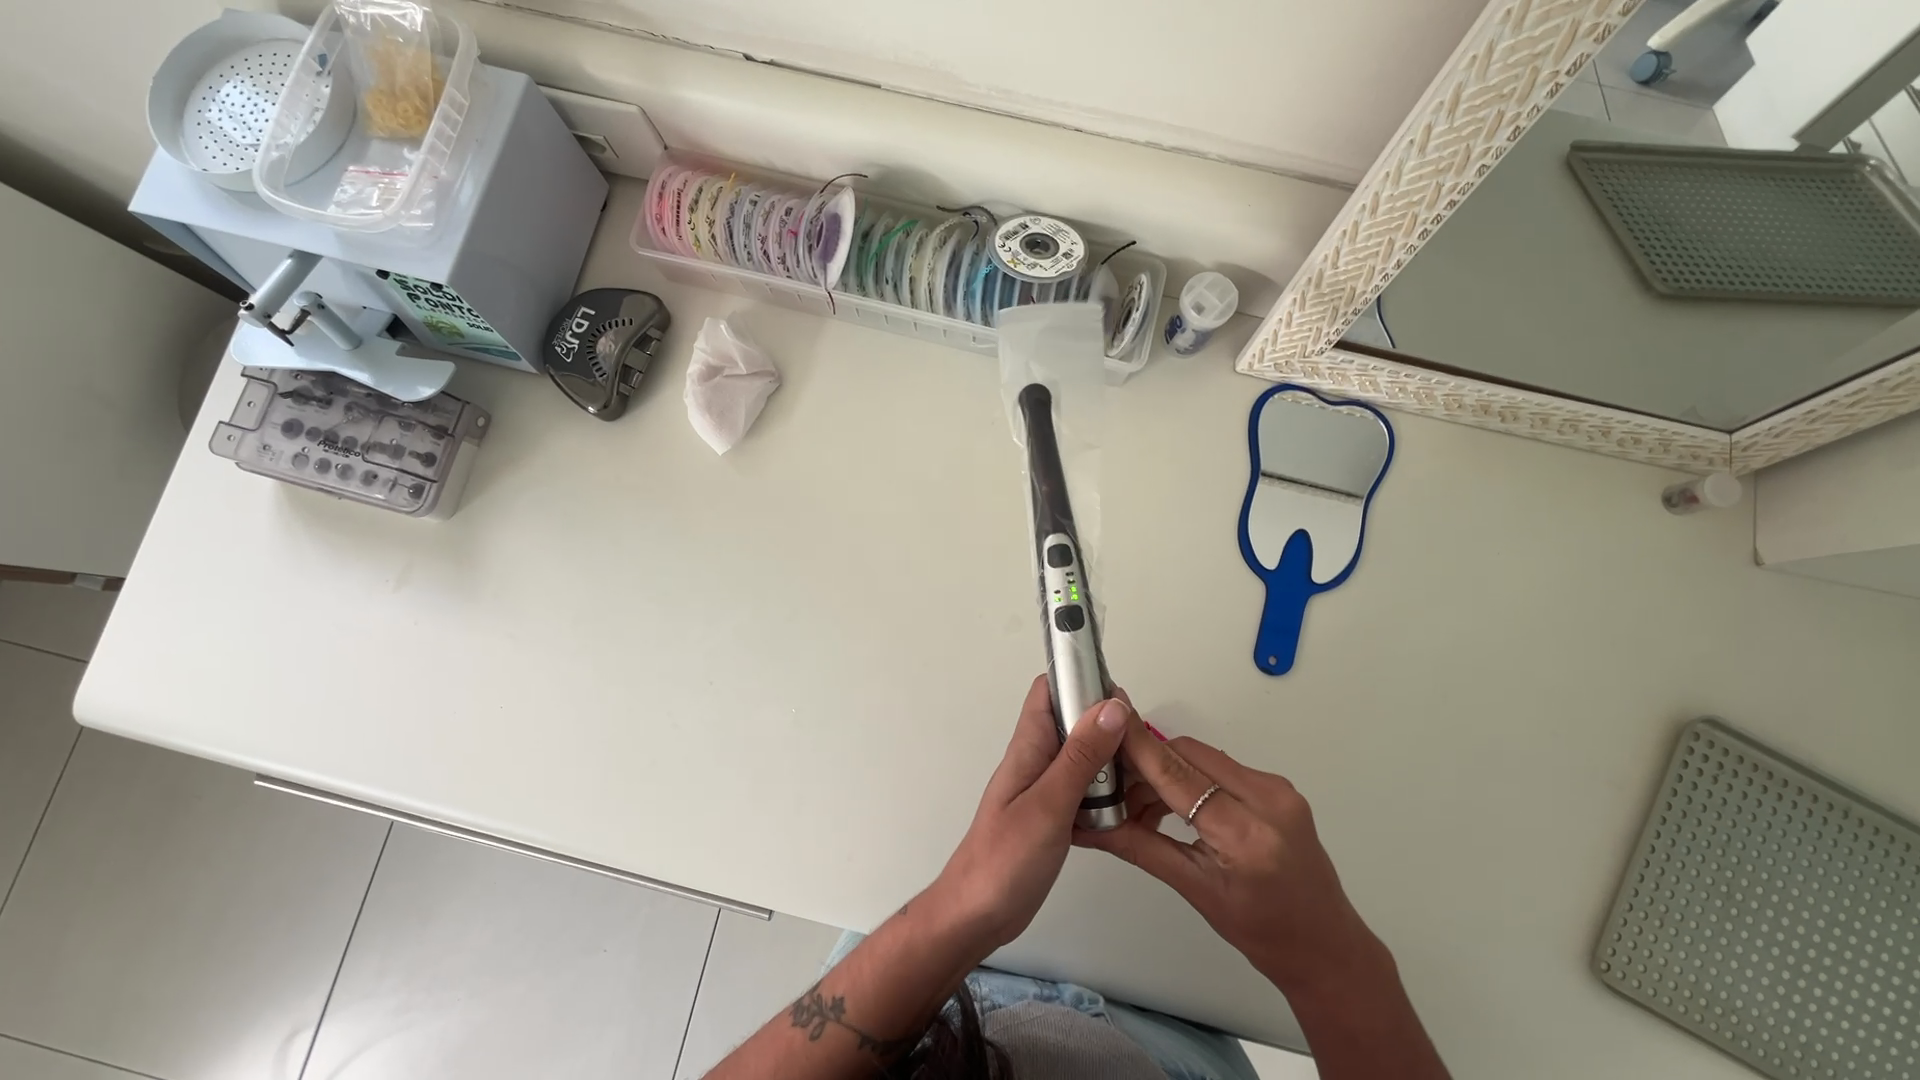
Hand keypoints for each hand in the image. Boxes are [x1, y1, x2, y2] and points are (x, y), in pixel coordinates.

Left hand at [924, 675, 1129, 958]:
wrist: (977, 915)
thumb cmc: (1003, 860)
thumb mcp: (1048, 804)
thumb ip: (1081, 757)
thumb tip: (1112, 706)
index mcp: (1029, 747)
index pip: (1049, 691)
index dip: (1082, 681)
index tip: (1122, 697)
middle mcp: (1038, 761)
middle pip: (1077, 722)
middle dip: (1111, 727)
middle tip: (1144, 749)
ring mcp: (1047, 789)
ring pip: (1087, 758)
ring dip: (1115, 764)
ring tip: (1145, 782)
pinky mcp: (1057, 816)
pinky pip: (1087, 792)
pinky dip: (1110, 796)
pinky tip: (1132, 812)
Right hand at [1075, 720, 1385, 995]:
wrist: (1326, 946)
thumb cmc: (1264, 933)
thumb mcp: (1196, 892)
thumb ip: (1141, 848)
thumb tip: (1090, 827)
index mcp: (1247, 835)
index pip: (1179, 776)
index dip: (1140, 748)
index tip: (1107, 724)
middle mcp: (1268, 800)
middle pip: (1190, 755)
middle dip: (1146, 763)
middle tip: (1114, 788)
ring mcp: (1278, 789)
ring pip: (1204, 757)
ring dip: (1166, 771)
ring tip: (1141, 807)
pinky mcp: (1278, 787)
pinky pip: (1222, 767)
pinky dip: (1190, 778)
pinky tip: (1173, 805)